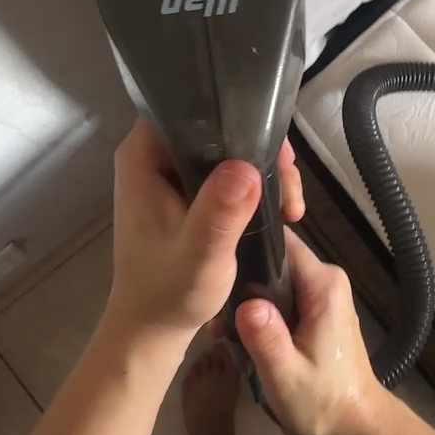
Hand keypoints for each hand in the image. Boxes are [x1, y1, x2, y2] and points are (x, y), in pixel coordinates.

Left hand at [107, 120, 306, 341]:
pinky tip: (280, 209)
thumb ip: (219, 213)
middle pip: (215, 124)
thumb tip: (247, 168)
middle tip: (289, 175)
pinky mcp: (188, 193)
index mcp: (143, 158)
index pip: (186, 103)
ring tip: (290, 202)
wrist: (153, 331)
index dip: (231, 112)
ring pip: (228, 148)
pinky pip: (228, 171)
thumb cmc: (168, 293)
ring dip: (264, 168)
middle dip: (259, 145)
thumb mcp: (199, 254)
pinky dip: (256, 185)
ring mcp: (171, 175)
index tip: (271, 140)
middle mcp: (155, 157)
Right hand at [234, 229, 390, 434]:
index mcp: (323, 285)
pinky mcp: (318, 306)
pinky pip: (284, 294)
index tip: (218, 269)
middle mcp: (327, 278)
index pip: (281, 243)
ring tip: (223, 329)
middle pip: (276, 260)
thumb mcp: (286, 375)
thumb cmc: (323, 401)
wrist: (355, 423)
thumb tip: (245, 303)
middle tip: (214, 312)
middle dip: (243, 281)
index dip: (249, 249)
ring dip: (249, 300)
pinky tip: (241, 335)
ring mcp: (324, 291)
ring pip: (276, 278)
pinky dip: (262, 311)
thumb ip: (266, 338)